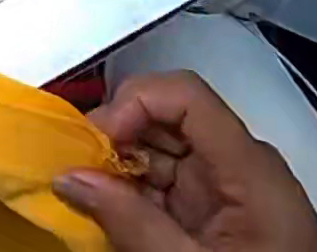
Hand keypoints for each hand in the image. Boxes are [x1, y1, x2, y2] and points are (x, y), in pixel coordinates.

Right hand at [55, 72, 316, 251]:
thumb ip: (131, 222)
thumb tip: (65, 175)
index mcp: (250, 168)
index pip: (185, 94)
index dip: (135, 101)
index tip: (98, 139)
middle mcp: (241, 165)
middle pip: (169, 115)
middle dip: (119, 132)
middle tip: (80, 164)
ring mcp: (230, 191)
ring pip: (162, 147)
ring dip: (121, 162)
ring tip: (89, 190)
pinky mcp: (219, 216)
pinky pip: (168, 182)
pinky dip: (135, 190)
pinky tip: (111, 209)